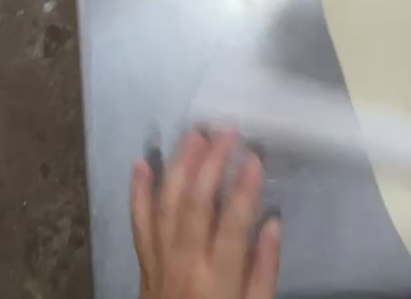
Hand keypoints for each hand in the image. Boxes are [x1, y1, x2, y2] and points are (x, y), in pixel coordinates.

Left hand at [131, 129, 281, 298]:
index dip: (244, 187)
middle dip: (211, 162)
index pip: (232, 223)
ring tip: (193, 135)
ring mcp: (159, 260)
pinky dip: (138, 191)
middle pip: (195, 203)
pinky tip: (141, 162)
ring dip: (179, 164)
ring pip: (166, 203)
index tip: (255, 155)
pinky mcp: (143, 262)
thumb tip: (273, 224)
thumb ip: (264, 272)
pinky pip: (138, 222)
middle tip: (226, 131)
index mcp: (217, 279)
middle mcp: (184, 263)